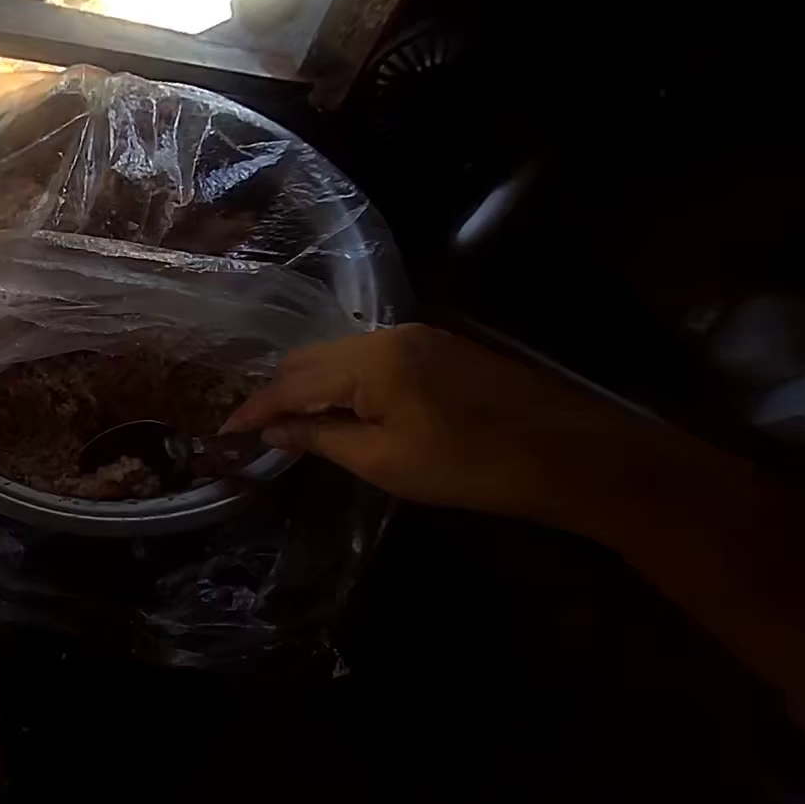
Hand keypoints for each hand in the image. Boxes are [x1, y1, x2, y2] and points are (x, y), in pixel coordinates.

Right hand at [221, 324, 682, 532]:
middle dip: (275, 393)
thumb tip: (271, 430)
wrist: (582, 458)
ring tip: (289, 419)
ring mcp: (414, 337)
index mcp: (370, 363)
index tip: (222, 430)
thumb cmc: (471, 466)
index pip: (290, 384)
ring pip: (334, 355)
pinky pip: (363, 357)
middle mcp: (386, 337)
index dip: (253, 409)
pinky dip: (337, 380)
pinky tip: (334, 405)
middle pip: (307, 360)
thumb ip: (317, 438)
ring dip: (305, 385)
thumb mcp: (381, 460)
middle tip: (255, 427)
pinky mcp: (435, 347)